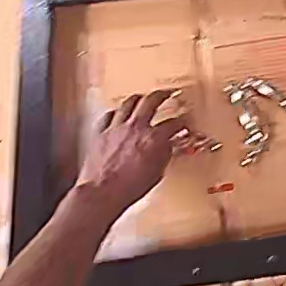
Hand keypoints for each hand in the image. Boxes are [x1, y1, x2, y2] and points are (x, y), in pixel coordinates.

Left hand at [72, 90, 185, 218]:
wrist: (103, 192)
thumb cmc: (129, 187)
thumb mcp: (157, 172)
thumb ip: (164, 154)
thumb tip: (169, 146)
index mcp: (153, 138)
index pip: (173, 123)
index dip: (182, 122)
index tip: (183, 122)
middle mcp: (136, 127)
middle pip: (151, 101)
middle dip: (162, 95)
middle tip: (166, 93)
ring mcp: (117, 128)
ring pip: (128, 103)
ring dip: (138, 98)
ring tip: (142, 97)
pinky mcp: (101, 133)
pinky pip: (108, 116)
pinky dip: (115, 113)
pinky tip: (117, 113)